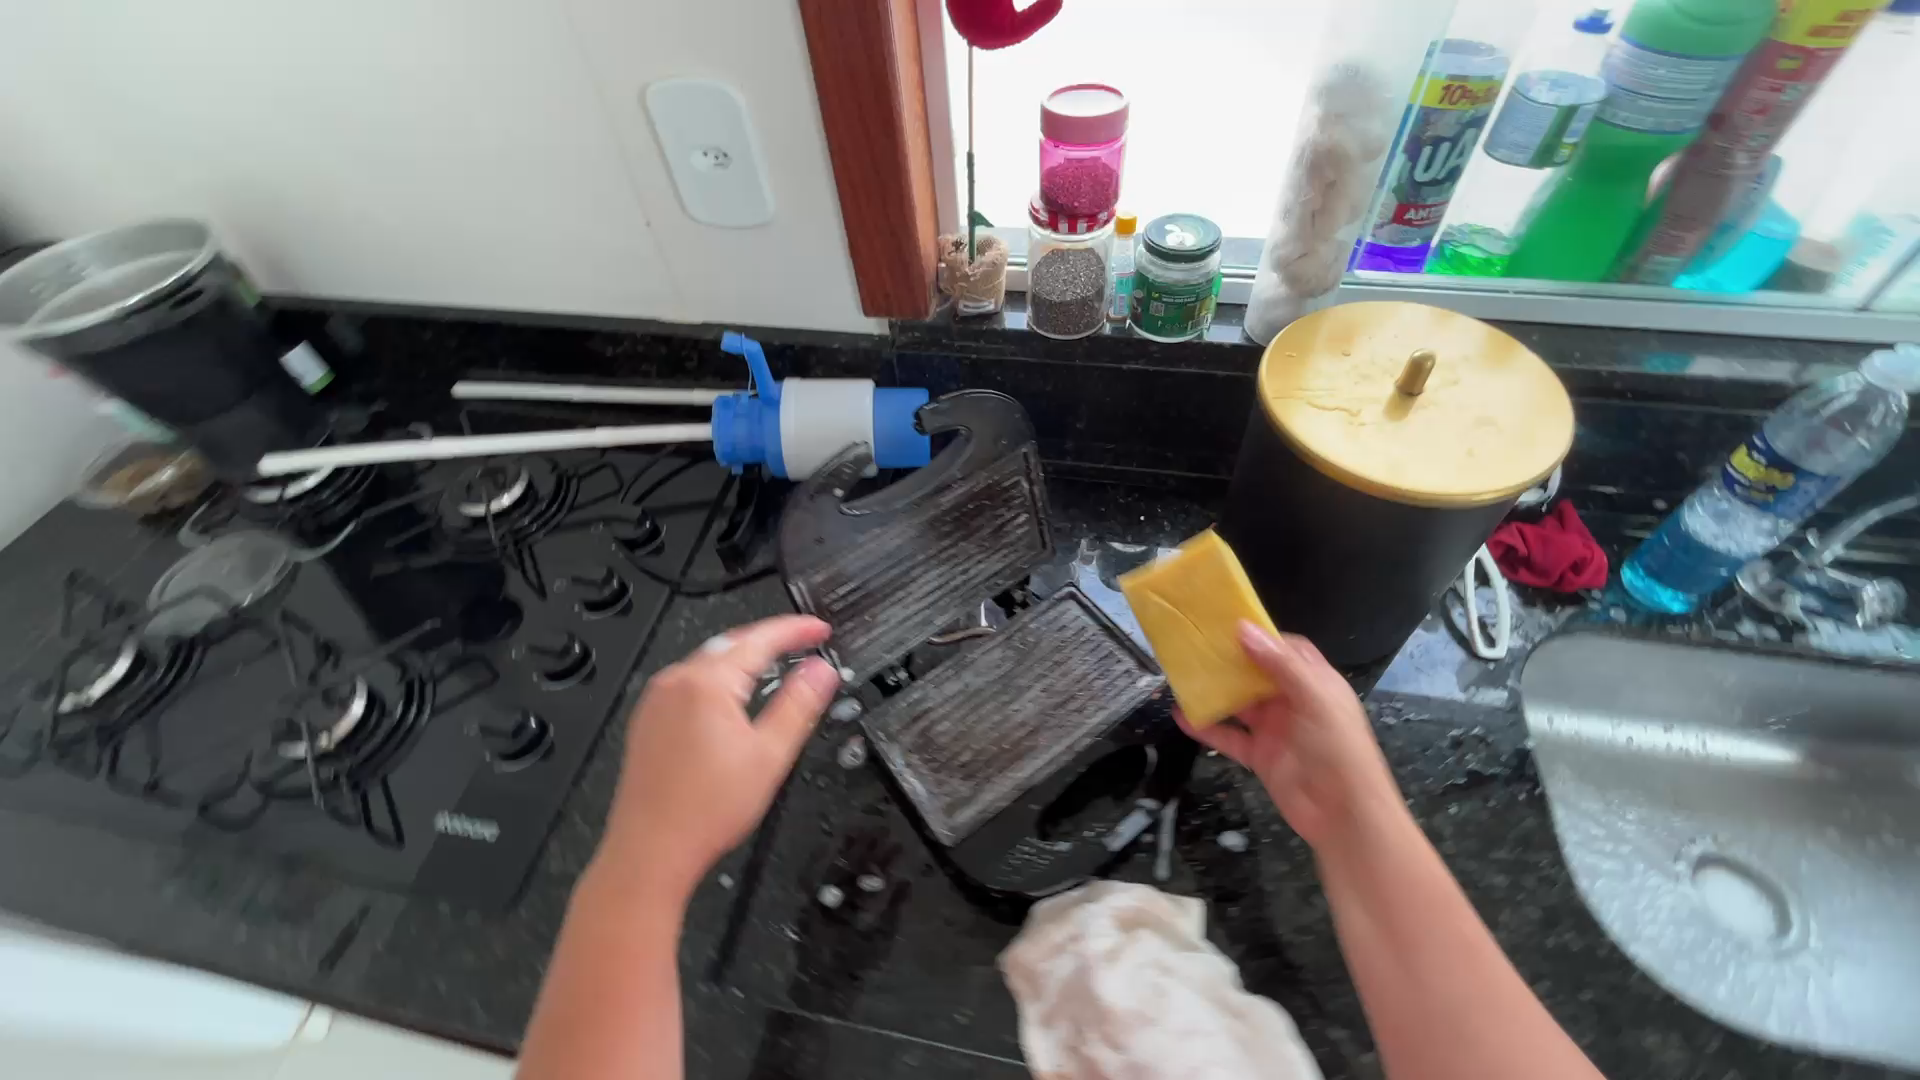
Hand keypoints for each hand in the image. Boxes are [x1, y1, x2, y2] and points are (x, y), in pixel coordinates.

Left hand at [596, 615, 840, 900]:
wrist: (649, 854)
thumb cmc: (703, 813)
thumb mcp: (770, 755)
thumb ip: (799, 704)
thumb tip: (821, 671)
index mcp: (707, 684)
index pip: (761, 638)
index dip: (796, 629)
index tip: (819, 629)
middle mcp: (675, 683)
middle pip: (732, 643)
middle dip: (772, 638)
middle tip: (805, 641)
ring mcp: (657, 701)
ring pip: (710, 660)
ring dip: (746, 656)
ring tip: (777, 662)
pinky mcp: (648, 720)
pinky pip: (690, 681)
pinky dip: (720, 677)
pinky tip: (734, 695)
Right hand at [1177, 621, 1401, 848]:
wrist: (1344, 817)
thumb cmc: (1338, 751)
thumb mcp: (1315, 699)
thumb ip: (1280, 664)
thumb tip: (1243, 628)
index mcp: (1315, 683)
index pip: (1287, 649)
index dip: (1261, 636)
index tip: (1226, 625)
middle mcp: (1293, 702)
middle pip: (1257, 673)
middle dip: (1230, 660)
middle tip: (1195, 646)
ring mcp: (1275, 729)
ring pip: (1239, 703)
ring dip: (1214, 691)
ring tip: (1182, 676)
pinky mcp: (1259, 756)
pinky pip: (1228, 736)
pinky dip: (1205, 727)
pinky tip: (1182, 716)